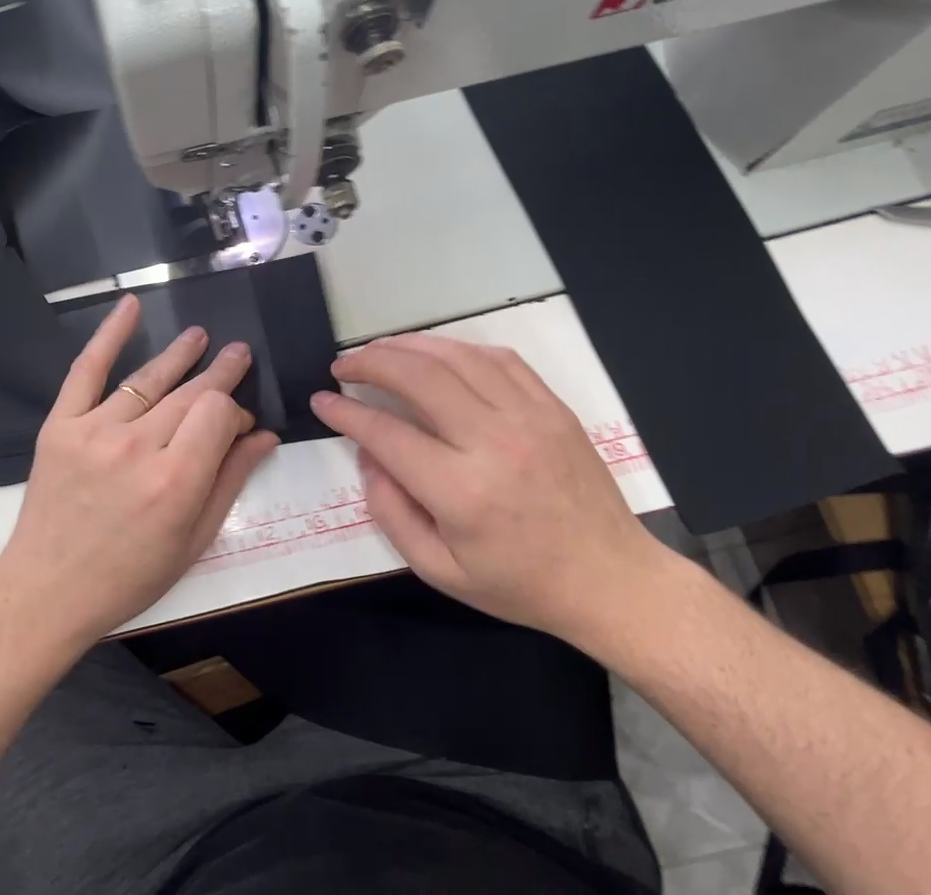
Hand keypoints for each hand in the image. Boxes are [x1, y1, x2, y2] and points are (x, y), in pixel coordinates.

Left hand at [0, 295, 279, 647]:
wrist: (48, 589)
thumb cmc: (128, 577)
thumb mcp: (193, 542)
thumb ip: (229, 483)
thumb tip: (264, 435)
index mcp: (176, 480)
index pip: (219, 413)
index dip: (236, 411)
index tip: (240, 423)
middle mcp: (137, 447)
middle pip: (190, 393)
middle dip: (220, 373)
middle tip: (238, 354)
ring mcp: (94, 431)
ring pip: (149, 378)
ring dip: (180, 354)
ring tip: (201, 337)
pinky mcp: (59, 426)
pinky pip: (86, 370)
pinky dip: (109, 335)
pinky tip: (131, 307)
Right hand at [308, 334, 668, 641]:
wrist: (610, 579)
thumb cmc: (518, 583)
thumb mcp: (439, 570)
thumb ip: (391, 513)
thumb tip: (367, 458)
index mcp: (461, 492)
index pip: (386, 433)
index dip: (345, 413)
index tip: (321, 402)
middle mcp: (493, 443)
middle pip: (418, 377)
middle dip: (369, 363)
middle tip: (341, 367)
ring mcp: (530, 418)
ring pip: (457, 358)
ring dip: (408, 346)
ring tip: (377, 351)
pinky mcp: (554, 408)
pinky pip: (500, 360)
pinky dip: (458, 349)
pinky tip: (435, 354)